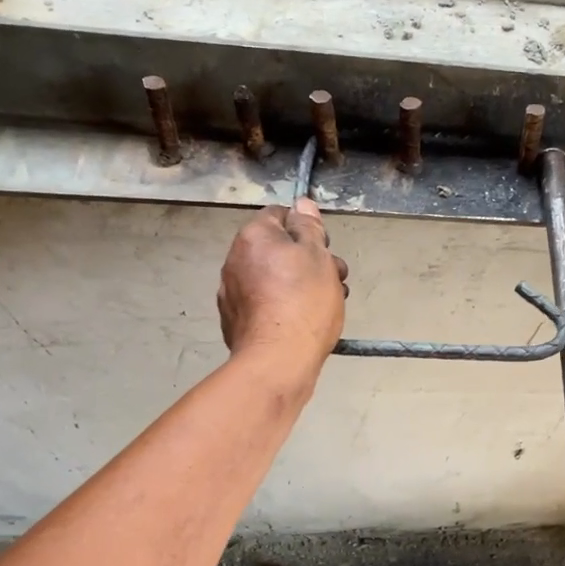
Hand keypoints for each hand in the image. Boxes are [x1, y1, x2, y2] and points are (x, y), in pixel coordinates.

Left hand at [217, 200, 348, 370]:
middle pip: (276, 248)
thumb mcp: (318, 257)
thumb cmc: (304, 303)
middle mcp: (235, 260)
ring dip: (297, 284)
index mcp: (253, 237)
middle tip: (333, 280)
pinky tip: (300, 323)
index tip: (325, 250)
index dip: (307, 228)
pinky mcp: (235, 320)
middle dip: (307, 260)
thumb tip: (302, 204)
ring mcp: (231, 292)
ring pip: (272, 277)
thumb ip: (309, 227)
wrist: (278, 361)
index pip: (280, 214)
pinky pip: (263, 302)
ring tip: (324, 305)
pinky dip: (281, 306)